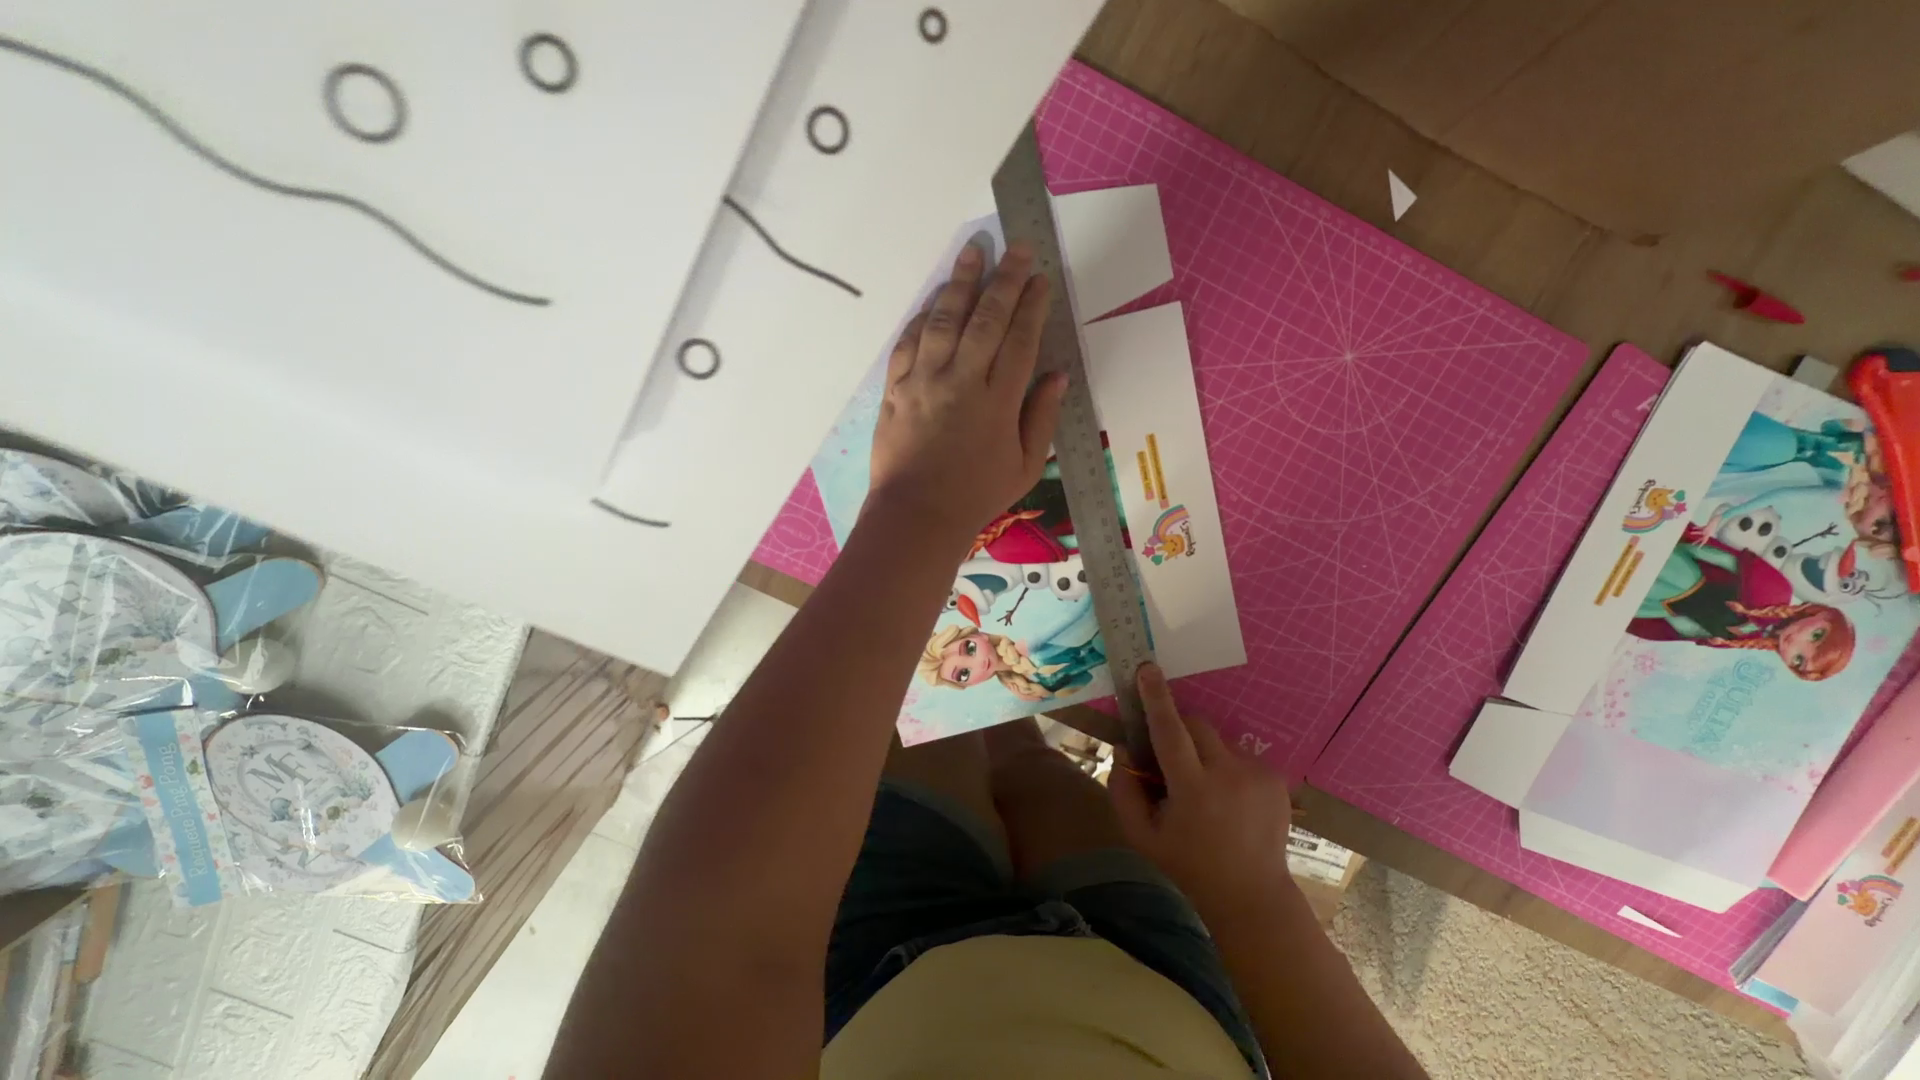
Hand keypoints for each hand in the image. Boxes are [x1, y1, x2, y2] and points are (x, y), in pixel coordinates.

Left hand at [868, 242, 1068, 543]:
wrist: (915, 515)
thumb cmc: (976, 495)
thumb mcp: (1025, 465)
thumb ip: (1042, 416)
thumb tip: (1058, 374)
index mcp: (998, 401)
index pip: (1020, 340)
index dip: (1031, 305)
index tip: (1040, 278)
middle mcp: (962, 381)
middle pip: (985, 318)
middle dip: (1003, 279)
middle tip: (1015, 248)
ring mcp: (924, 380)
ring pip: (944, 320)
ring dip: (960, 283)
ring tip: (973, 252)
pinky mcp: (896, 387)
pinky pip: (909, 342)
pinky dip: (923, 318)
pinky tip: (934, 300)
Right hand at [1111, 664, 1296, 917]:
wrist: (1251, 894)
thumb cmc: (1188, 865)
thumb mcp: (1141, 836)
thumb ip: (1123, 790)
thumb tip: (1122, 748)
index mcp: (1193, 790)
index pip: (1170, 732)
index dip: (1156, 698)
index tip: (1147, 669)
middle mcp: (1228, 775)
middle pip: (1196, 725)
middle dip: (1178, 730)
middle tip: (1170, 760)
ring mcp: (1257, 775)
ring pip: (1217, 741)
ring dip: (1203, 753)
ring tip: (1205, 793)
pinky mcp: (1275, 778)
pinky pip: (1239, 756)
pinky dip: (1225, 767)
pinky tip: (1227, 801)